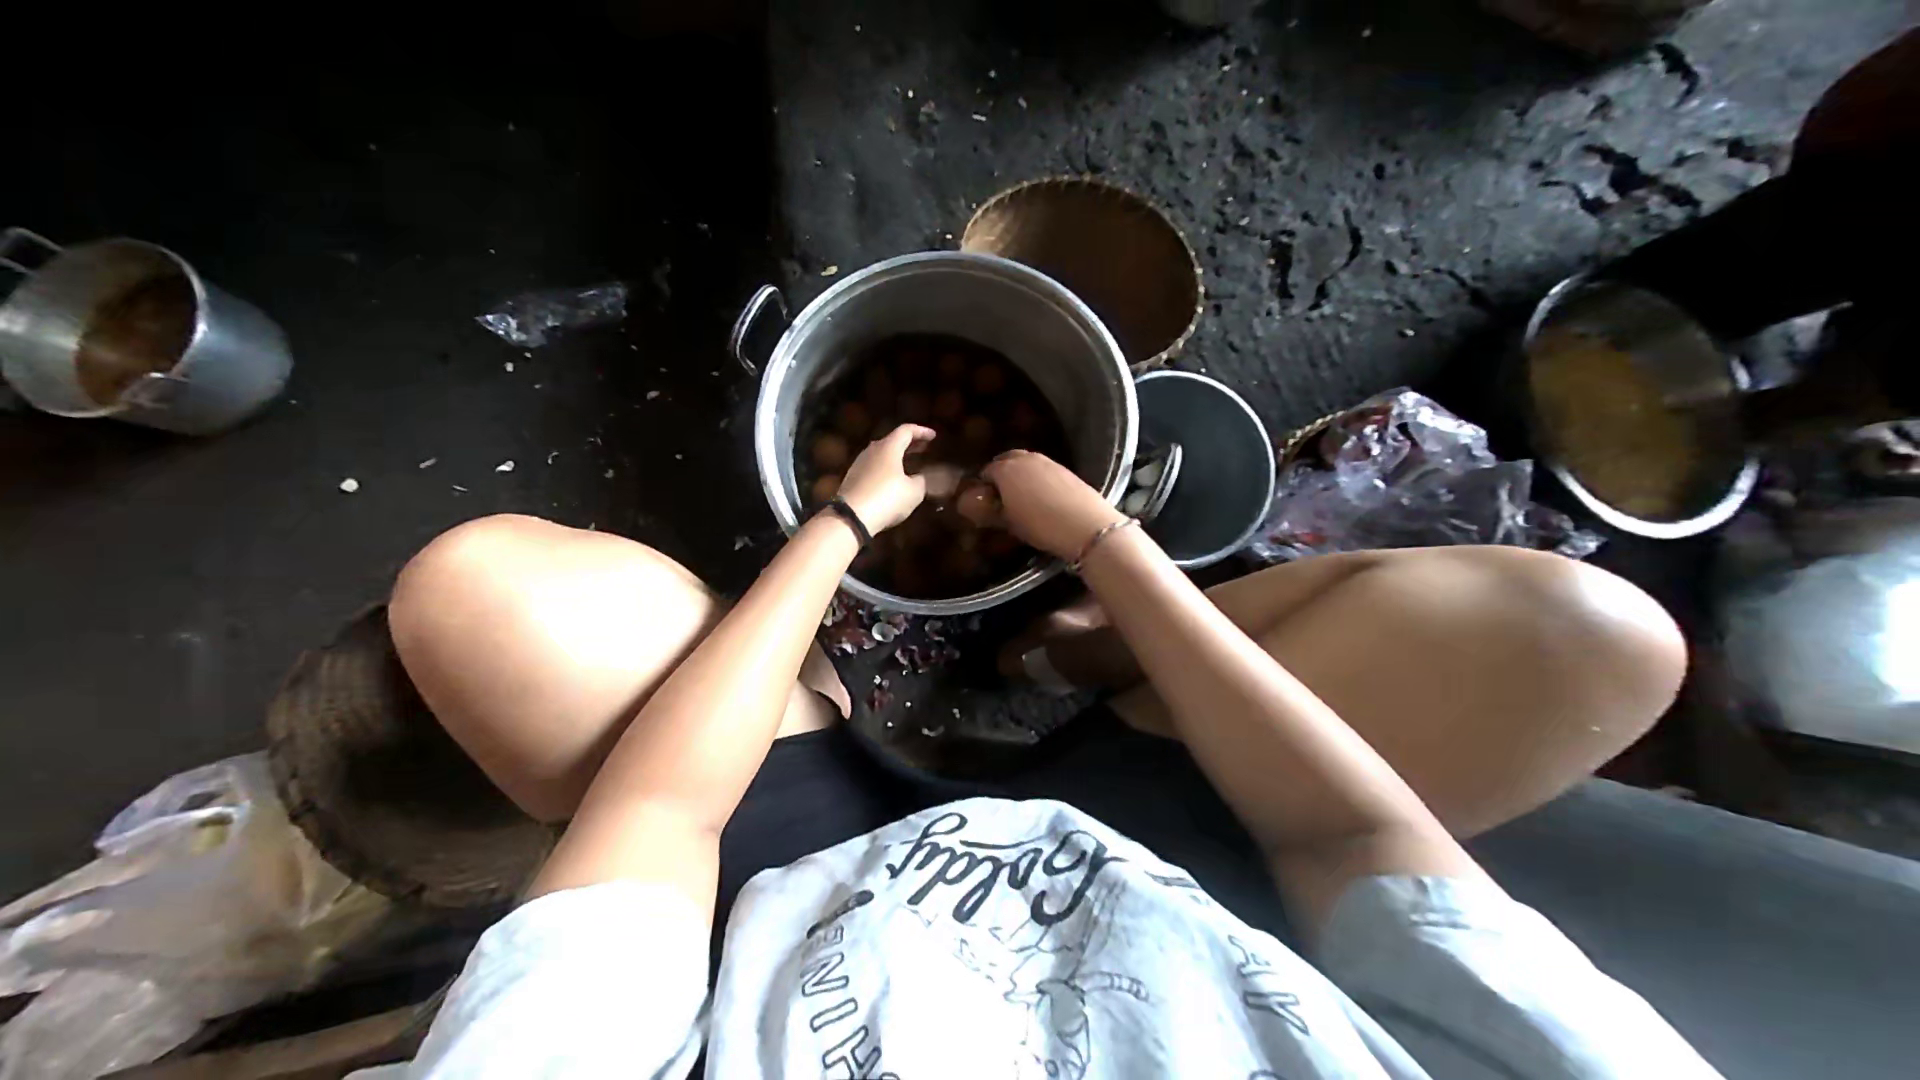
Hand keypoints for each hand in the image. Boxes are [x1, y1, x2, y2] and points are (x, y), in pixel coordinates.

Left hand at [837, 424, 938, 532]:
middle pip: (892, 440)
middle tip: (922, 448)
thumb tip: (921, 478)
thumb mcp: (913, 492)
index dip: (921, 432)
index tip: (932, 436)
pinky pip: (873, 467)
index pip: (906, 430)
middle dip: (909, 443)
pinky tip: (891, 480)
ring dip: (896, 456)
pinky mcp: (852, 479)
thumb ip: (921, 481)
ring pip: (880, 454)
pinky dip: (886, 468)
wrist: (851, 517)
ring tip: (908, 463)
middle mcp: (872, 451)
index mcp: (888, 447)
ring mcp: (859, 464)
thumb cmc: (887, 499)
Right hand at [960, 450, 1124, 559]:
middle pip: (1007, 461)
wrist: (1086, 525)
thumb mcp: (1009, 523)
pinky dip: (1038, 479)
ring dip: (1021, 476)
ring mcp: (1048, 461)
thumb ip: (989, 511)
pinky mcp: (1066, 469)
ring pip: (1027, 464)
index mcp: (1005, 469)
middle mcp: (1025, 459)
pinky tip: (1043, 498)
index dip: (983, 487)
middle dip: (1001, 475)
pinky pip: (1044, 470)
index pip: (986, 472)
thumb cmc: (1041, 525)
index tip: (984, 502)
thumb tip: (972, 506)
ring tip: (1022, 498)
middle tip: (1001, 497)